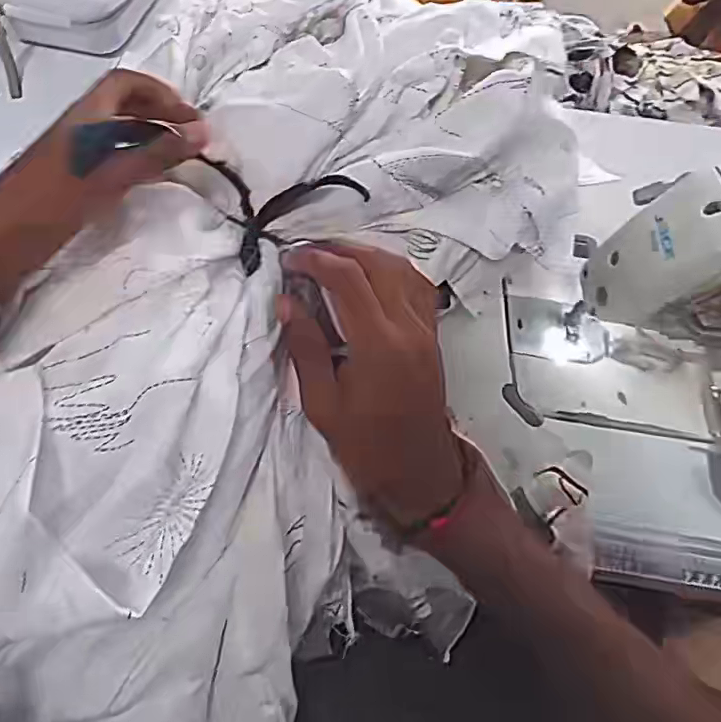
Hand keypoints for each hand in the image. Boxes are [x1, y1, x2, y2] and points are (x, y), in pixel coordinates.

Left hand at [0, 68, 205, 301]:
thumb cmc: (52, 202)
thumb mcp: (110, 175)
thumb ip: (156, 153)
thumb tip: (202, 131)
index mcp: (84, 116)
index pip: (126, 84)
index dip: (160, 92)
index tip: (190, 117)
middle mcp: (78, 128)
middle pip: (123, 106)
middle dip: (160, 114)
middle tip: (190, 137)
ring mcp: (72, 155)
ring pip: (117, 133)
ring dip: (149, 138)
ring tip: (178, 159)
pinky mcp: (68, 180)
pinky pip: (109, 159)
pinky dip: (134, 161)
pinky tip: (147, 181)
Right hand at [278, 242, 466, 530]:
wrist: (418, 471)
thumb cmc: (368, 446)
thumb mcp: (323, 403)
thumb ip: (306, 347)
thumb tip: (288, 303)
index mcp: (379, 345)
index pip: (348, 278)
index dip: (316, 260)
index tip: (292, 260)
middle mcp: (408, 329)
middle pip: (376, 263)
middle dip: (338, 250)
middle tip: (308, 255)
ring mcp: (425, 329)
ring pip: (401, 268)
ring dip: (365, 254)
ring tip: (333, 258)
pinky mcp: (432, 335)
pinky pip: (417, 285)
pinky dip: (391, 270)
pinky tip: (370, 275)